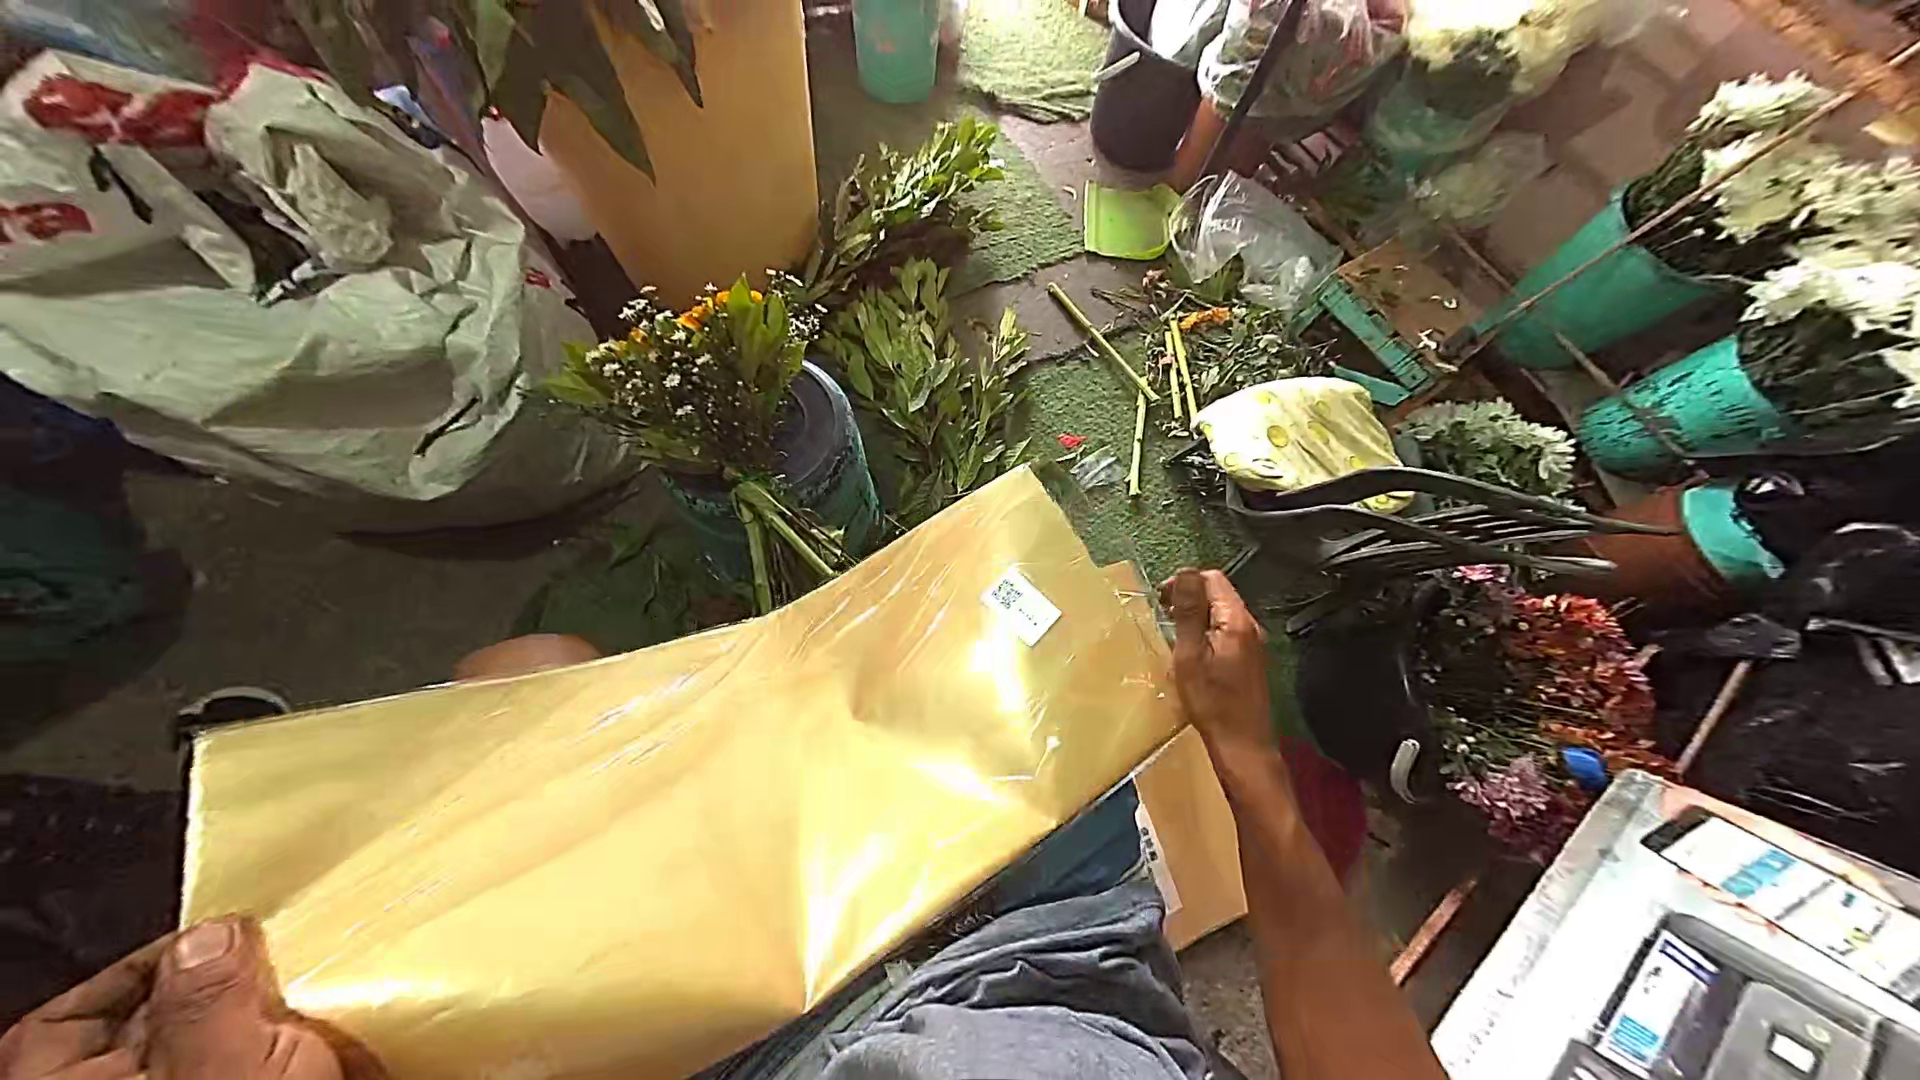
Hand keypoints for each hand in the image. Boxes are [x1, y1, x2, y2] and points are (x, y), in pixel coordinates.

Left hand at [0, 918, 373, 1079]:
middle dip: (203, 981)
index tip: (210, 933)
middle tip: (266, 951)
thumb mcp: (228, 1066)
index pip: (60, 1024)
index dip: (132, 971)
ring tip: (294, 983)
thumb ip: (208, 998)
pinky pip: (233, 1056)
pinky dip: (264, 1033)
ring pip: (190, 1040)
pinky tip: (303, 1023)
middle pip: (131, 1028)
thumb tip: (206, 934)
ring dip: (242, 1006)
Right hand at [1160, 569, 1274, 755]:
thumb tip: (1185, 573)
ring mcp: (1253, 643)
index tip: (1161, 601)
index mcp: (1237, 621)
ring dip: (1195, 615)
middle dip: (1188, 598)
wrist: (1242, 745)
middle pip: (1218, 593)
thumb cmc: (1211, 702)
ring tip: (1173, 633)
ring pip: (1221, 612)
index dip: (1184, 583)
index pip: (1212, 579)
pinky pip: (1225, 630)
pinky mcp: (1249, 658)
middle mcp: (1251, 627)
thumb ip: (1188, 612)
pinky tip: (1191, 651)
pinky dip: (1205, 631)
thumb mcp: (1190, 654)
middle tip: (1163, 617)